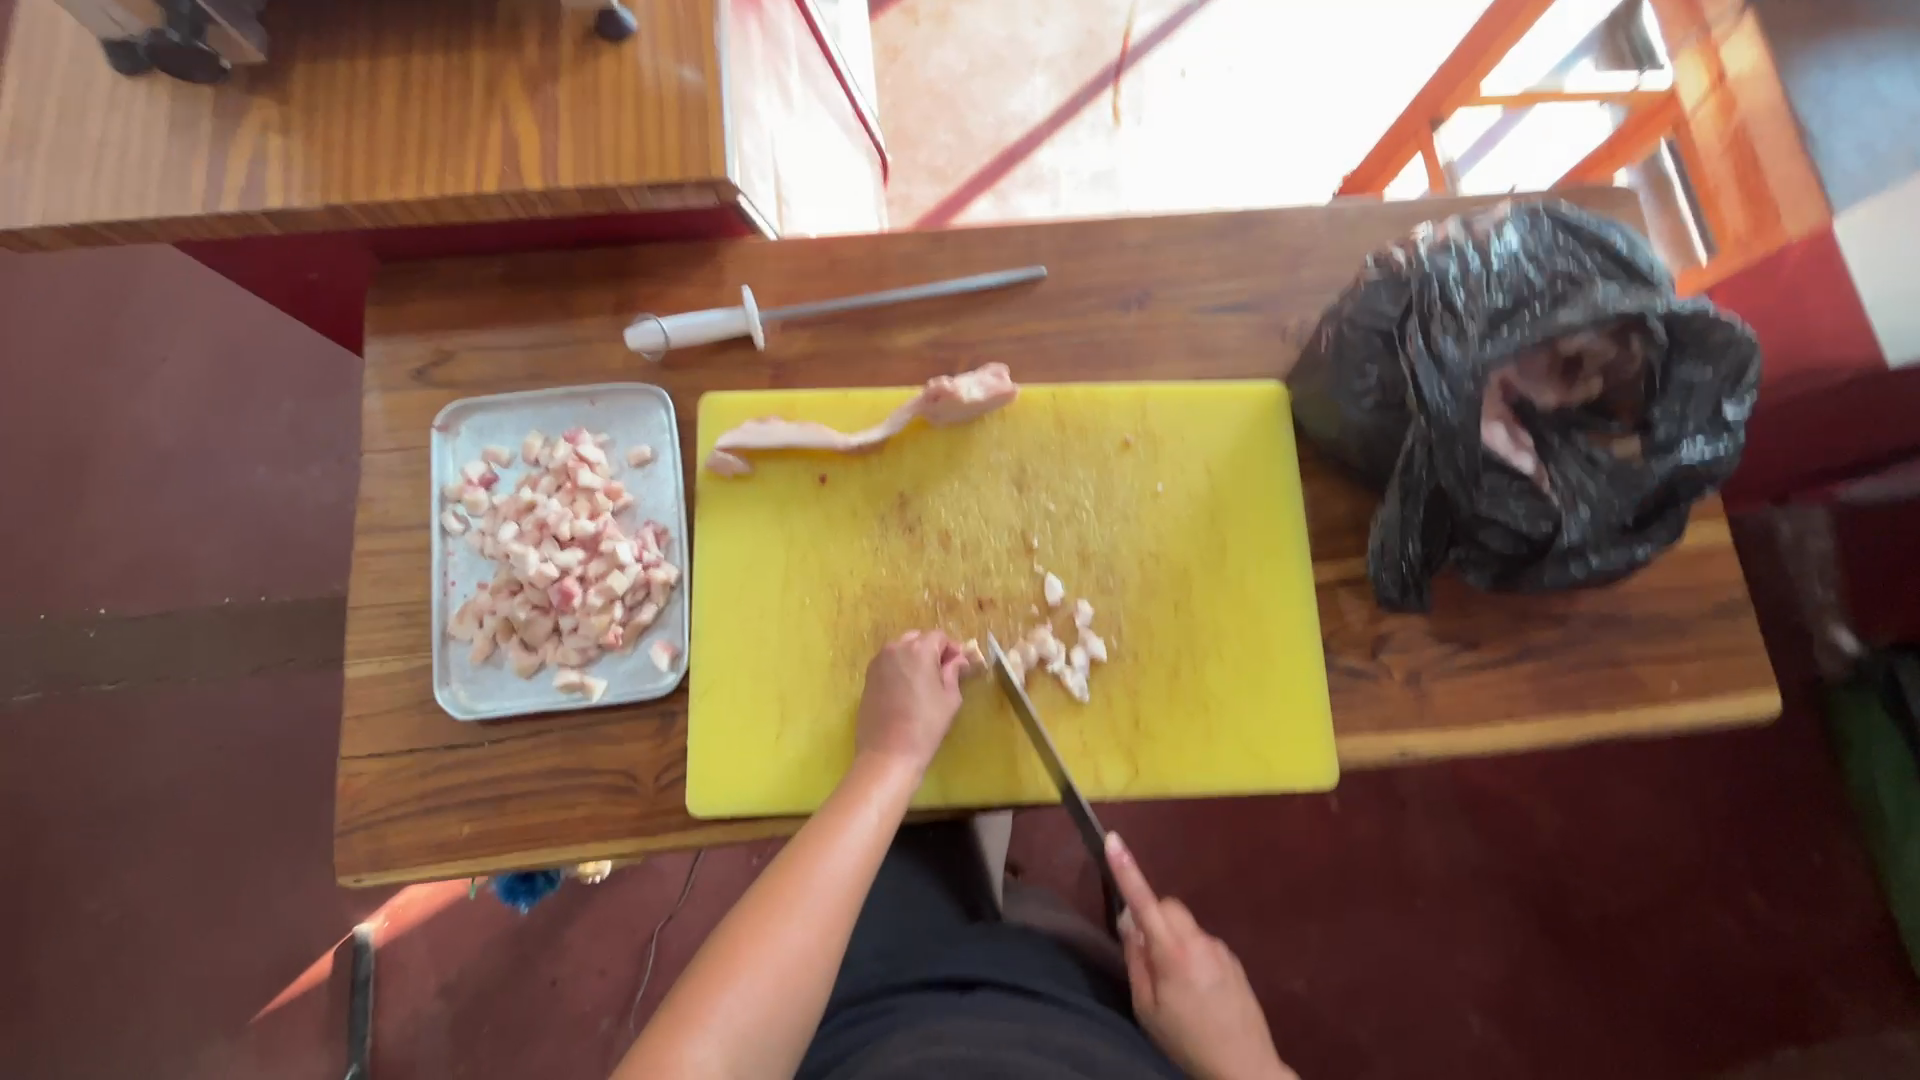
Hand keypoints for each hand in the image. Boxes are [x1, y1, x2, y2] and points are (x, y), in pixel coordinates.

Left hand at [855, 631, 967, 775]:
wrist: (888, 753)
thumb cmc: (926, 726)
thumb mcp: (950, 698)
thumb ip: (954, 672)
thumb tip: (957, 660)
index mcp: (919, 650)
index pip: (939, 637)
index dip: (952, 649)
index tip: (959, 666)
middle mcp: (895, 648)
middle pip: (918, 639)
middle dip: (932, 650)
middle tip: (943, 673)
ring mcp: (878, 662)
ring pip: (901, 649)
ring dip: (914, 658)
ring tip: (924, 682)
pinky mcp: (868, 677)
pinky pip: (888, 663)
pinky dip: (900, 668)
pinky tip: (907, 690)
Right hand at [1106, 832, 1297, 1079]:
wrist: (1245, 1070)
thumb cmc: (1186, 1042)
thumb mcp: (1147, 1009)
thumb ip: (1135, 960)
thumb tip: (1129, 922)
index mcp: (1172, 954)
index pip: (1144, 901)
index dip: (1126, 869)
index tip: (1113, 840)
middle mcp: (1198, 941)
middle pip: (1167, 905)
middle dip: (1152, 917)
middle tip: (1146, 953)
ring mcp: (1220, 949)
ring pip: (1184, 925)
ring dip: (1172, 939)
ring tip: (1176, 984)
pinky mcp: (1234, 960)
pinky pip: (1202, 943)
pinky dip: (1191, 953)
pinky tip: (1197, 990)